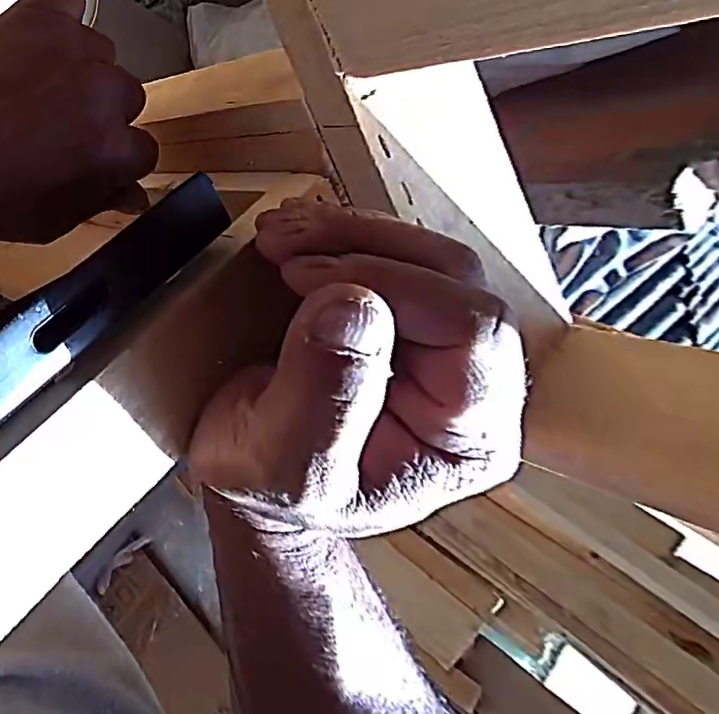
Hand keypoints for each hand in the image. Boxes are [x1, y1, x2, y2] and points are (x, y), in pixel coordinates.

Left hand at [0, 0, 157, 242]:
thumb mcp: (48, 220)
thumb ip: (98, 201)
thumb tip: (130, 192)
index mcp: (111, 148)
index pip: (141, 148)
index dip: (111, 155)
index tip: (89, 152)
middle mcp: (103, 92)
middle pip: (125, 95)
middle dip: (94, 111)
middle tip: (51, 121)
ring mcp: (72, 49)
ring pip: (97, 52)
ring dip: (73, 67)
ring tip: (27, 86)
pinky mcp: (36, 17)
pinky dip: (58, 13)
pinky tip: (37, 35)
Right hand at [189, 197, 524, 536]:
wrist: (250, 476)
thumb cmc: (271, 489)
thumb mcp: (285, 467)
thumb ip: (321, 401)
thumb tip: (349, 306)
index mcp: (466, 433)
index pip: (469, 328)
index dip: (387, 284)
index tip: (300, 276)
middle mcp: (464, 379)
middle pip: (451, 274)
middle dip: (360, 243)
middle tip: (282, 244)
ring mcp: (427, 341)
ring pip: (419, 251)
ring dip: (342, 230)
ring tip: (276, 235)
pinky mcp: (387, 312)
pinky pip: (380, 251)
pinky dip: (329, 231)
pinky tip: (287, 232)